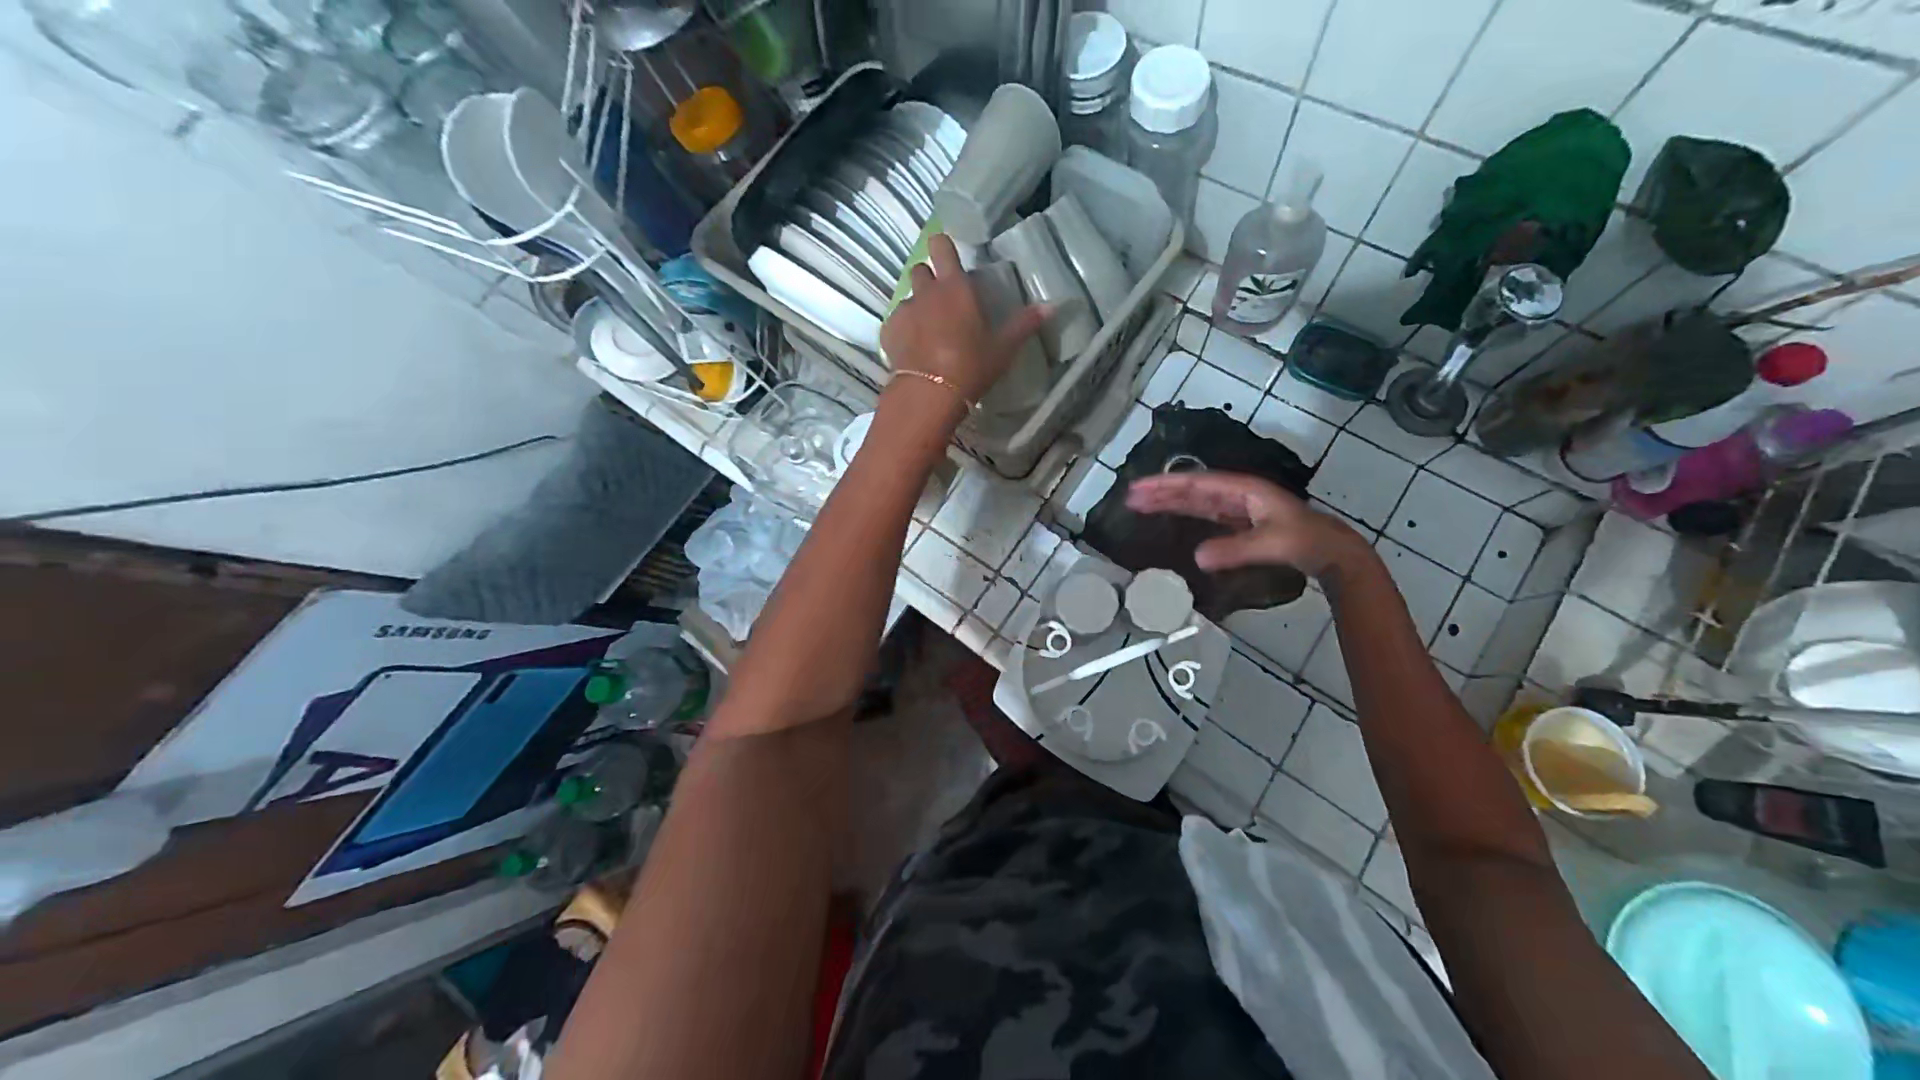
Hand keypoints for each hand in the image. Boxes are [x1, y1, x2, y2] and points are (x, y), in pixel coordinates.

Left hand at [880, 233, 1047, 406]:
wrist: (929, 395)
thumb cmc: (971, 366)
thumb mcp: (1003, 348)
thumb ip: (1024, 324)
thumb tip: (1050, 306)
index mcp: (954, 286)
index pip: (941, 245)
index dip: (943, 247)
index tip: (949, 257)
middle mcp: (925, 291)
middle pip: (920, 270)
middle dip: (929, 279)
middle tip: (943, 301)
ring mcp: (904, 311)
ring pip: (908, 297)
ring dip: (917, 306)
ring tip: (928, 329)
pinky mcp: (888, 332)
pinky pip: (896, 322)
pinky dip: (903, 329)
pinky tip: (913, 348)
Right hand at [1126, 472, 1367, 576]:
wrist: (1333, 551)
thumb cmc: (1305, 540)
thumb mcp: (1271, 544)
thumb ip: (1234, 550)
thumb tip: (1197, 557)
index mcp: (1244, 490)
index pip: (1198, 483)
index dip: (1168, 484)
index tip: (1141, 487)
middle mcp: (1238, 495)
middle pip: (1193, 489)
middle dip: (1162, 491)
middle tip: (1130, 495)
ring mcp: (1238, 509)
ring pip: (1197, 501)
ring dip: (1170, 501)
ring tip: (1141, 504)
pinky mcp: (1240, 524)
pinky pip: (1206, 514)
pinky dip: (1185, 513)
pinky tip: (1172, 516)